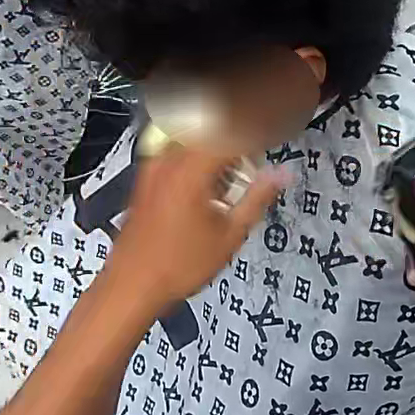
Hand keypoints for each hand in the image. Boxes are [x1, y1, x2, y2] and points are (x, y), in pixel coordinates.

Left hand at [103, 144, 288, 311]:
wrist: (133, 284)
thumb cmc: (176, 265)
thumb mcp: (231, 234)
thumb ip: (258, 196)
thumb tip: (281, 175)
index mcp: (191, 170)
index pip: (231, 133)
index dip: (256, 135)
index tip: (271, 141)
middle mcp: (168, 161)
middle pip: (210, 129)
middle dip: (237, 140)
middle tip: (253, 163)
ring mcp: (153, 169)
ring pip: (192, 137)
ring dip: (217, 149)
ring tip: (233, 178)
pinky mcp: (147, 180)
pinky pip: (177, 152)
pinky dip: (199, 159)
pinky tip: (210, 187)